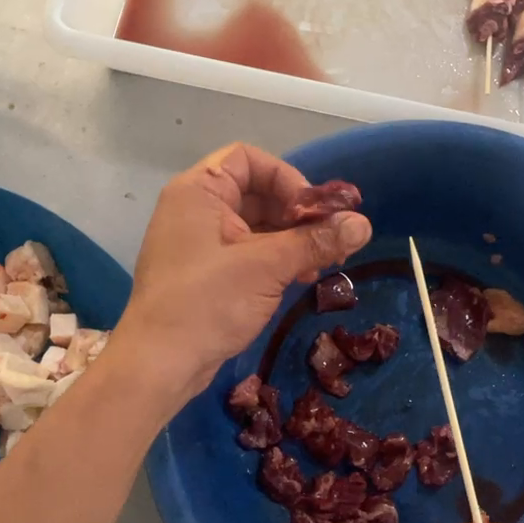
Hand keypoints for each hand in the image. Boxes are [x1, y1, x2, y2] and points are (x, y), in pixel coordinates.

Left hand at [112, 143, 371, 408]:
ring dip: (289, 241)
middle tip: (329, 241)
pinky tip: (298, 280)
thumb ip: (316, 241)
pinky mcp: (203, 274)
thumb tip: (364, 224)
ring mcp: (196, 243)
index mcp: (198, 191)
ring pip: (253, 226)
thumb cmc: (207, 302)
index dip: (287, 178)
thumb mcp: (268, 267)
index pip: (249, 159)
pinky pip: (244, 253)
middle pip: (255, 192)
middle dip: (296, 215)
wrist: (159, 363)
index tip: (312, 212)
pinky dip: (272, 261)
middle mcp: (194, 209)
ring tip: (320, 266)